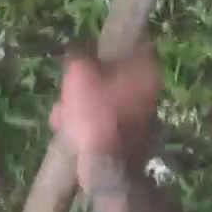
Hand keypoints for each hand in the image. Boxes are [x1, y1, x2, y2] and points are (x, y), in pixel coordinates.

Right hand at [51, 41, 160, 166]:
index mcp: (145, 68)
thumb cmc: (96, 112)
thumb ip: (79, 53)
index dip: (107, 44)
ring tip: (60, 115)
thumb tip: (79, 46)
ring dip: (84, 104)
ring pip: (108, 100)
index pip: (131, 43)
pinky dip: (89, 123)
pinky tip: (68, 131)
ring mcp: (143, 115)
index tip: (89, 50)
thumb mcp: (80, 73)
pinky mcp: (133, 138)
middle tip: (68, 88)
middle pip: (115, 74)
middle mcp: (151, 89)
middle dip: (88, 81)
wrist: (107, 168)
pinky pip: (107, 121)